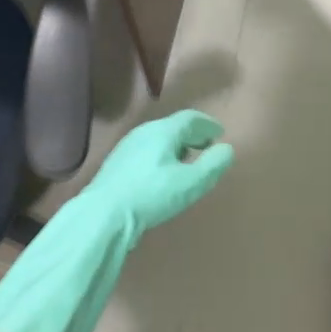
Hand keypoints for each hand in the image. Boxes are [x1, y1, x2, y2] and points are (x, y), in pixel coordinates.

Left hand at [80, 110, 233, 230]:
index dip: (208, 124)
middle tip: (207, 146)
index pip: (190, 118)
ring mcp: (128, 147)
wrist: (103, 213)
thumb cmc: (152, 195)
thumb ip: (212, 165)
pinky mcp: (118, 163)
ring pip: (159, 138)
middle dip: (193, 134)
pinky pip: (147, 150)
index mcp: (163, 131)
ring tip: (188, 160)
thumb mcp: (190, 183)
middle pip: (173, 126)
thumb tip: (226, 149)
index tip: (220, 133)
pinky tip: (163, 173)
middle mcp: (144, 132)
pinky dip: (162, 154)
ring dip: (177, 145)